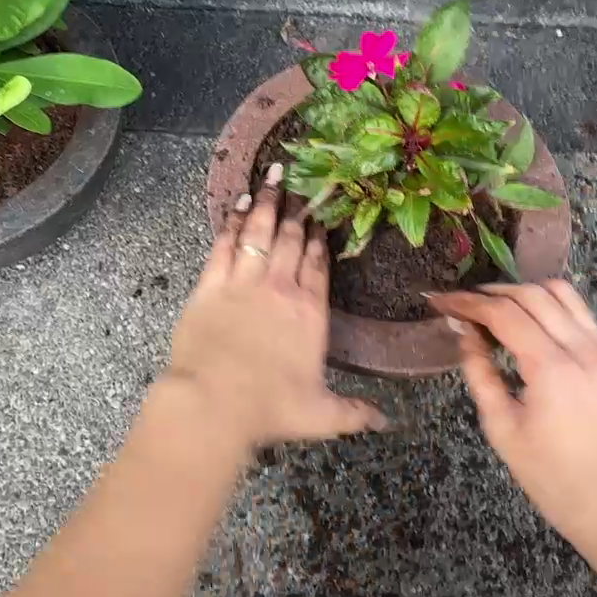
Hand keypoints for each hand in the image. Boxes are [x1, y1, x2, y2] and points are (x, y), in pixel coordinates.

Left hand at [158, 167, 387, 448]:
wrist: (213, 403)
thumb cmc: (269, 408)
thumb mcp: (319, 415)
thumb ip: (353, 412)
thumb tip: (385, 421)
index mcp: (308, 312)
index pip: (317, 265)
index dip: (318, 240)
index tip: (320, 220)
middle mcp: (279, 288)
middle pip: (289, 239)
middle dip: (296, 209)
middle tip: (300, 185)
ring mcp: (244, 282)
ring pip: (258, 232)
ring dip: (266, 203)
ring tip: (271, 176)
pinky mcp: (211, 284)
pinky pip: (225, 244)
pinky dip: (232, 222)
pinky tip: (236, 204)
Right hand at [427, 282, 596, 558]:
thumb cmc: (556, 482)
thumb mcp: (504, 431)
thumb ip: (481, 374)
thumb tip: (464, 334)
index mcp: (553, 370)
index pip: (504, 314)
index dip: (468, 302)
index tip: (442, 302)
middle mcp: (583, 350)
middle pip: (532, 294)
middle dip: (491, 292)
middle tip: (462, 304)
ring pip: (562, 293)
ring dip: (523, 291)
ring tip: (495, 307)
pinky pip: (580, 313)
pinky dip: (550, 305)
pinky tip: (530, 321)